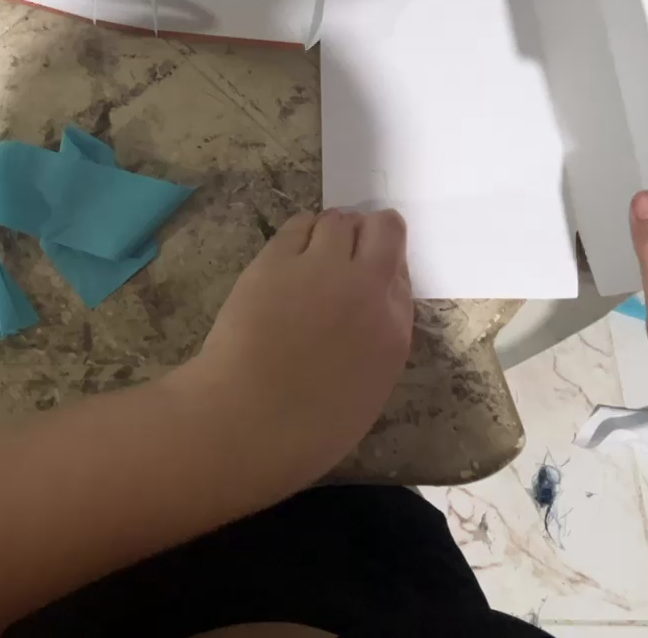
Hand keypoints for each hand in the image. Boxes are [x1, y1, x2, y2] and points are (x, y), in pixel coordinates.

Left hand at [182, 209, 413, 484]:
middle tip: (348, 250)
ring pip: (339, 220)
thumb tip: (368, 305)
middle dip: (368, 233)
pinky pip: (299, 224)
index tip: (369, 273)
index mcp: (392, 330)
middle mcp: (364, 287)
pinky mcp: (276, 258)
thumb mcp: (368, 388)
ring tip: (315, 251)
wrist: (246, 420)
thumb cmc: (306, 427)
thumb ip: (377, 337)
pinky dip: (302, 231)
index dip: (384, 267)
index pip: (401, 273)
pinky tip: (291, 251)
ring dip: (333, 230)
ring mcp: (320, 267)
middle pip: (381, 230)